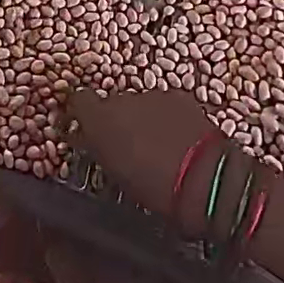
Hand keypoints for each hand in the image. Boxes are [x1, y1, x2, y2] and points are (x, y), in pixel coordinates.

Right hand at [67, 89, 220, 221]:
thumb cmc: (151, 187)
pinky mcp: (180, 98)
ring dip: (144, 119)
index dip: (84, 113)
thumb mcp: (115, 174)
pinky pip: (166, 105)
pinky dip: (169, 118)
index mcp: (98, 119)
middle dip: (119, 121)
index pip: (79, 101)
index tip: (89, 129)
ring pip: (141, 104)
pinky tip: (180, 140)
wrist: (204, 179)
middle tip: (128, 148)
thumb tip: (92, 141)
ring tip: (159, 147)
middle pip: (113, 103)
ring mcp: (152, 96)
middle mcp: (121, 99)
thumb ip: (101, 150)